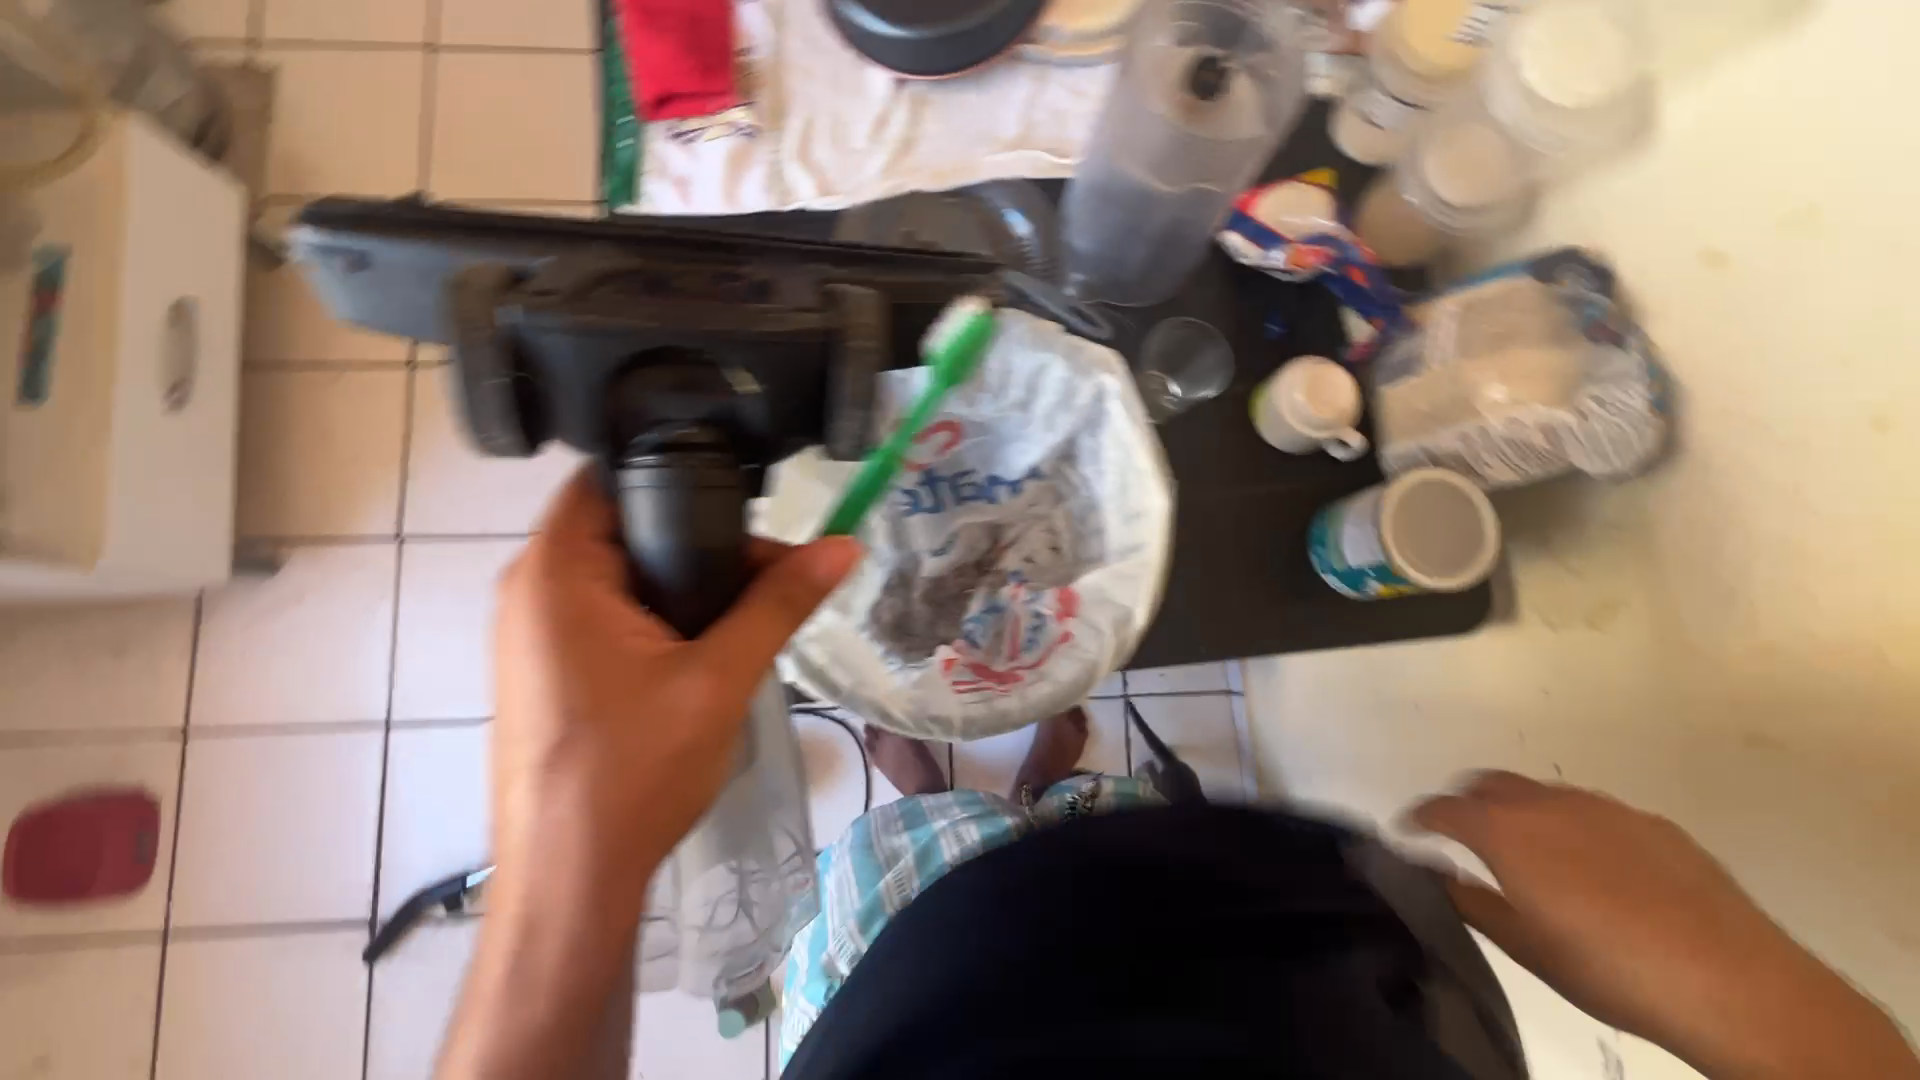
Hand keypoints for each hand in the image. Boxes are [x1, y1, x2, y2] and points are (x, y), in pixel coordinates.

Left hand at [491, 467, 860, 904]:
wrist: (571, 880)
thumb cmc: (634, 771)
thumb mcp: (720, 678)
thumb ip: (780, 604)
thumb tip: (843, 547)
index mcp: (556, 574)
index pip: (609, 478)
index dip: (677, 472)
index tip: (746, 497)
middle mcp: (532, 592)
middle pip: (624, 527)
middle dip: (701, 538)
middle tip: (770, 568)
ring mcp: (536, 635)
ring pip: (623, 575)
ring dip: (688, 582)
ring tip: (753, 608)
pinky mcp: (551, 671)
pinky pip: (611, 614)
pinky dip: (663, 615)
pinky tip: (712, 647)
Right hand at [1407, 772, 1919, 1078]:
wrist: (1738, 986)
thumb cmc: (1610, 970)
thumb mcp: (1524, 945)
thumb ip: (1470, 899)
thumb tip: (1437, 870)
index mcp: (1506, 831)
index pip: (1441, 808)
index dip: (1418, 818)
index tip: (1408, 833)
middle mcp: (1548, 804)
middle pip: (1487, 783)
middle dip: (1465, 803)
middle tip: (1462, 837)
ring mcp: (1605, 809)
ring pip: (1540, 792)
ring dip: (1519, 811)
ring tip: (1528, 853)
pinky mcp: (1653, 824)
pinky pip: (1592, 811)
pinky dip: (1571, 826)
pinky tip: (1594, 870)